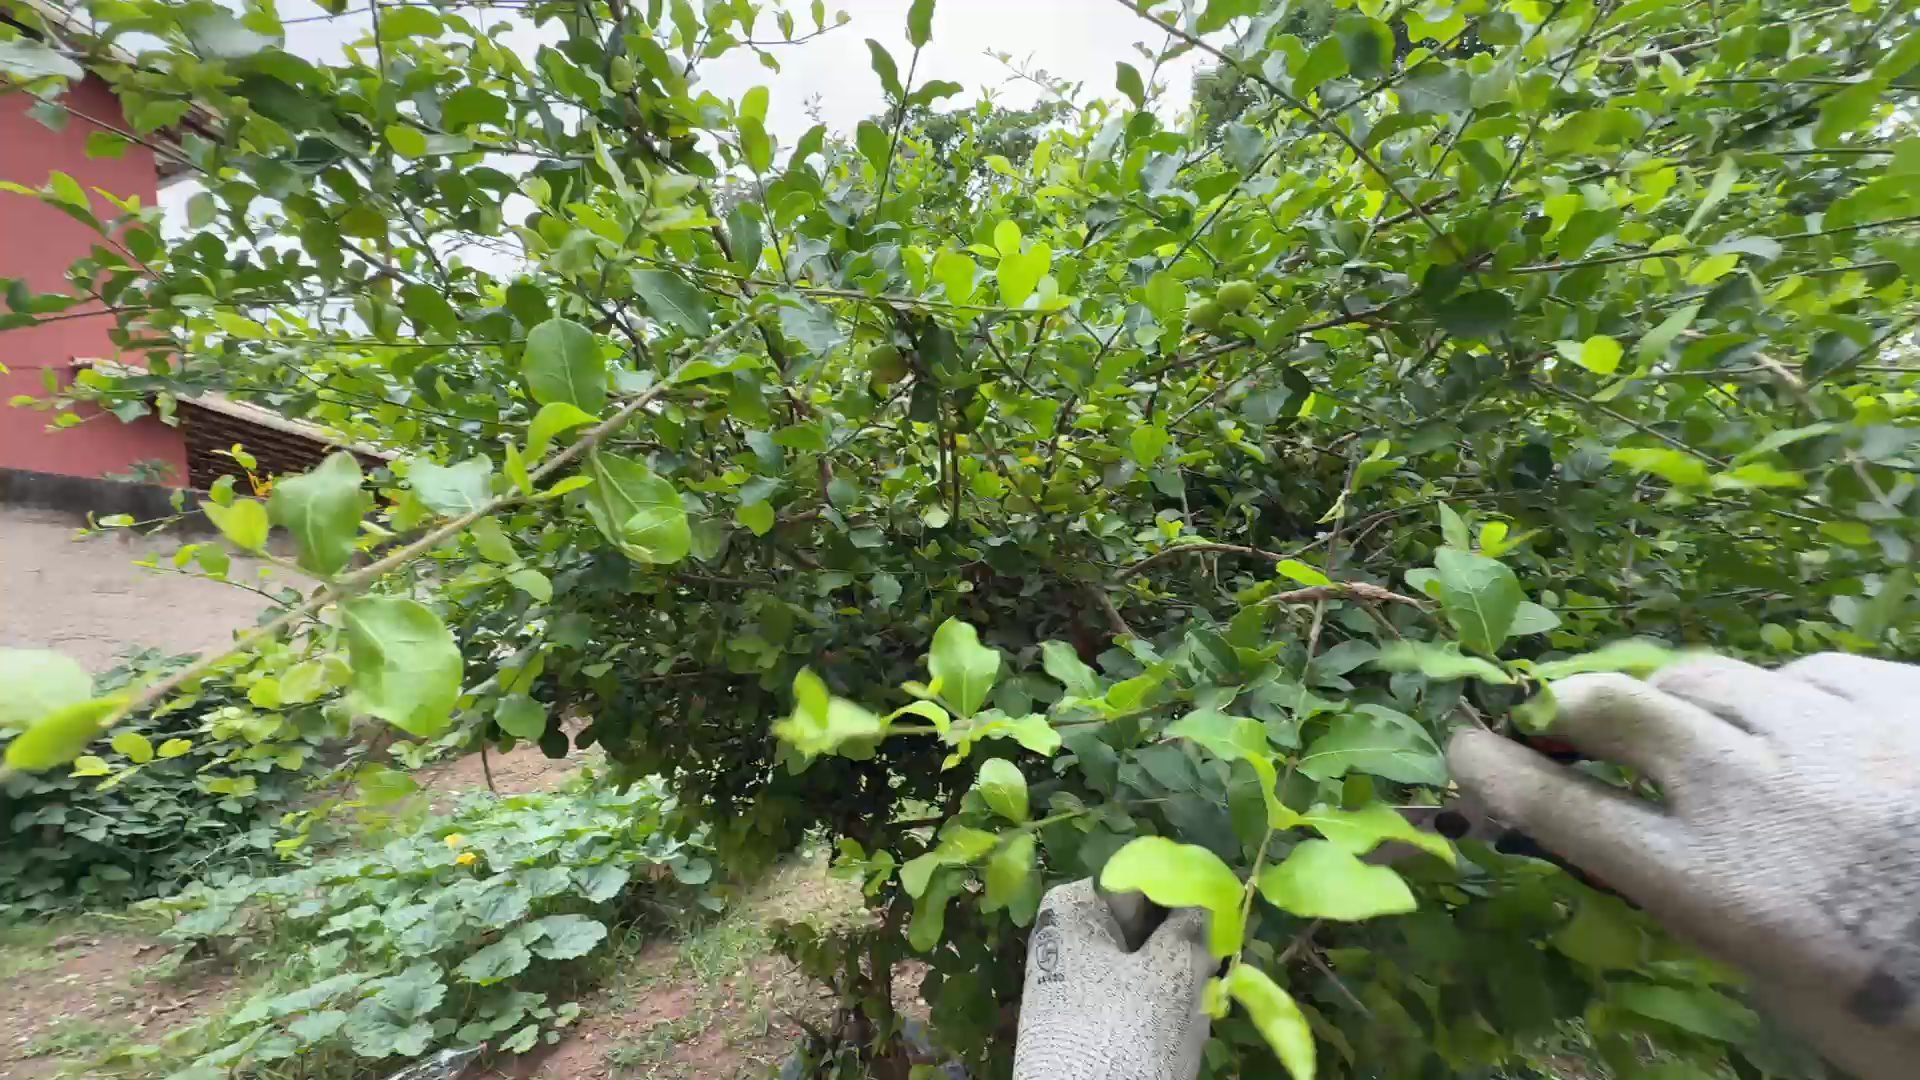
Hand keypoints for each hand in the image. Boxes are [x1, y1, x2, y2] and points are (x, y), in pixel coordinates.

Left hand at [1013, 879, 1213, 1079]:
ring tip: (1198, 1001)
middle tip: (1216, 960)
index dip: (1184, 891)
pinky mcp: (1084, 1017)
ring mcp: (1072, 976)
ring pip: (1141, 964)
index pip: (1138, 880)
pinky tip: (1179, 1032)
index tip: (1223, 906)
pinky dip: (1159, 1009)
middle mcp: (1067, 931)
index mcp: (1075, 905)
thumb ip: (1190, 931)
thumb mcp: (1167, 976)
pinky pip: (1131, 998)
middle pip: (1140, 923)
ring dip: (1176, 981)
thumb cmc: (1120, 1032)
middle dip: (1181, 943)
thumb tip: (1204, 905)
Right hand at [1447, 654, 1919, 1079]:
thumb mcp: (1777, 979)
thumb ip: (1681, 889)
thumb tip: (1599, 823)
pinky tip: (1821, 738)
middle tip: (1573, 729)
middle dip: (1569, 711)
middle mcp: (1772, 805)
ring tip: (1715, 737)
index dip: (1485, 767)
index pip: (1553, 806)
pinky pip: (1809, 670)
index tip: (1462, 749)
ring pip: (1703, 673)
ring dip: (1683, 703)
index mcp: (1730, 894)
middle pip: (1608, 703)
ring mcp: (1857, 744)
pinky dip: (1789, 697)